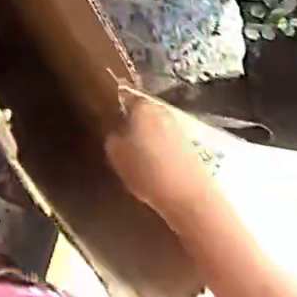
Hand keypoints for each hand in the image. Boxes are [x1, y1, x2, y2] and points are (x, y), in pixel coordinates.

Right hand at [104, 93, 215, 220]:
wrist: (192, 200)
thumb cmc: (147, 172)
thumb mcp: (114, 153)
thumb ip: (111, 134)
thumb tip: (116, 129)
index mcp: (142, 106)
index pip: (122, 95)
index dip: (112, 105)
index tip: (105, 117)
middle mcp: (162, 110)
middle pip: (140, 109)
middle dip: (130, 119)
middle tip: (118, 135)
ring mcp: (179, 128)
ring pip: (154, 125)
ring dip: (145, 134)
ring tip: (134, 152)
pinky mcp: (191, 146)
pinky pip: (166, 140)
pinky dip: (158, 147)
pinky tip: (152, 163)